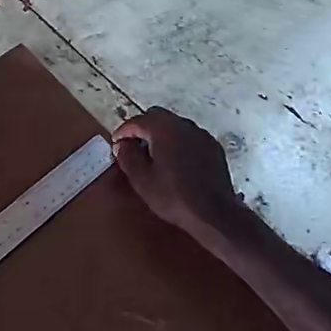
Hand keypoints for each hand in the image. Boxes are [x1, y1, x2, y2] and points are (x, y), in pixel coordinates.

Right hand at [112, 107, 243, 239]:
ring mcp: (201, 134)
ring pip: (175, 125)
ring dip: (161, 134)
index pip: (138, 121)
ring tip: (153, 155)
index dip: (124, 131)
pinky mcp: (213, 147)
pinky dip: (178, 142)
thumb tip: (122, 144)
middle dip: (142, 128)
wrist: (213, 213)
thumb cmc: (173, 196)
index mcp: (164, 129)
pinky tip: (175, 162)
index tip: (116, 143)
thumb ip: (127, 157)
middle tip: (133, 146)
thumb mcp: (142, 180)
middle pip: (157, 116)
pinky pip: (189, 137)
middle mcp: (184, 125)